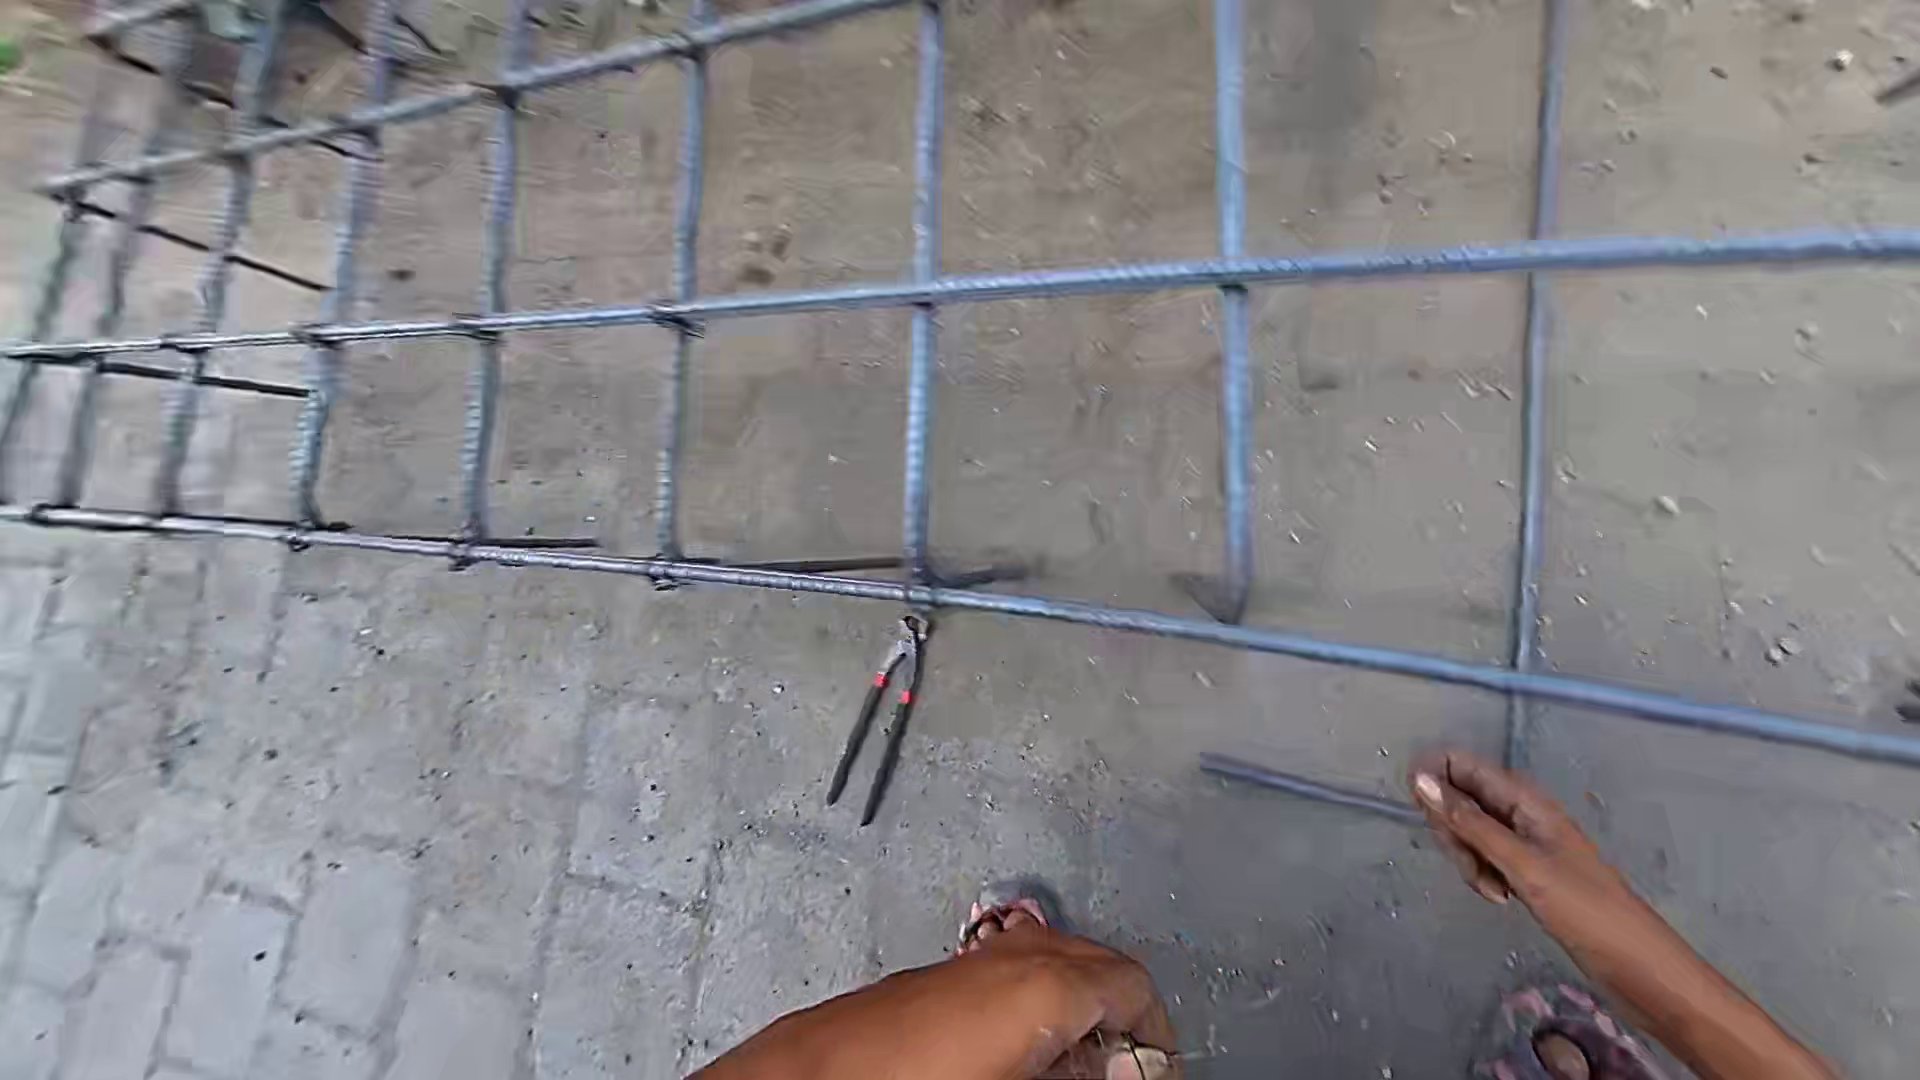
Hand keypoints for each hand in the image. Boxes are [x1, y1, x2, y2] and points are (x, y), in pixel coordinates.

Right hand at [1407, 748, 1640, 935]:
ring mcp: (1517, 839)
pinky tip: (1496, 894)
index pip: (1457, 762)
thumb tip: (1418, 778)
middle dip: (1448, 827)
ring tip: (1489, 887)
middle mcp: (1516, 811)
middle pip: (1453, 796)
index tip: (1428, 815)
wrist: (1647, 975)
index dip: (1433, 780)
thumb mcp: (1523, 865)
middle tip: (1468, 860)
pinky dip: (1476, 871)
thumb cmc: (1590, 913)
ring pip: (1461, 827)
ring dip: (1462, 856)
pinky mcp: (1517, 865)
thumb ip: (1467, 821)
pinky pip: (1476, 852)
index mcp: (1523, 798)